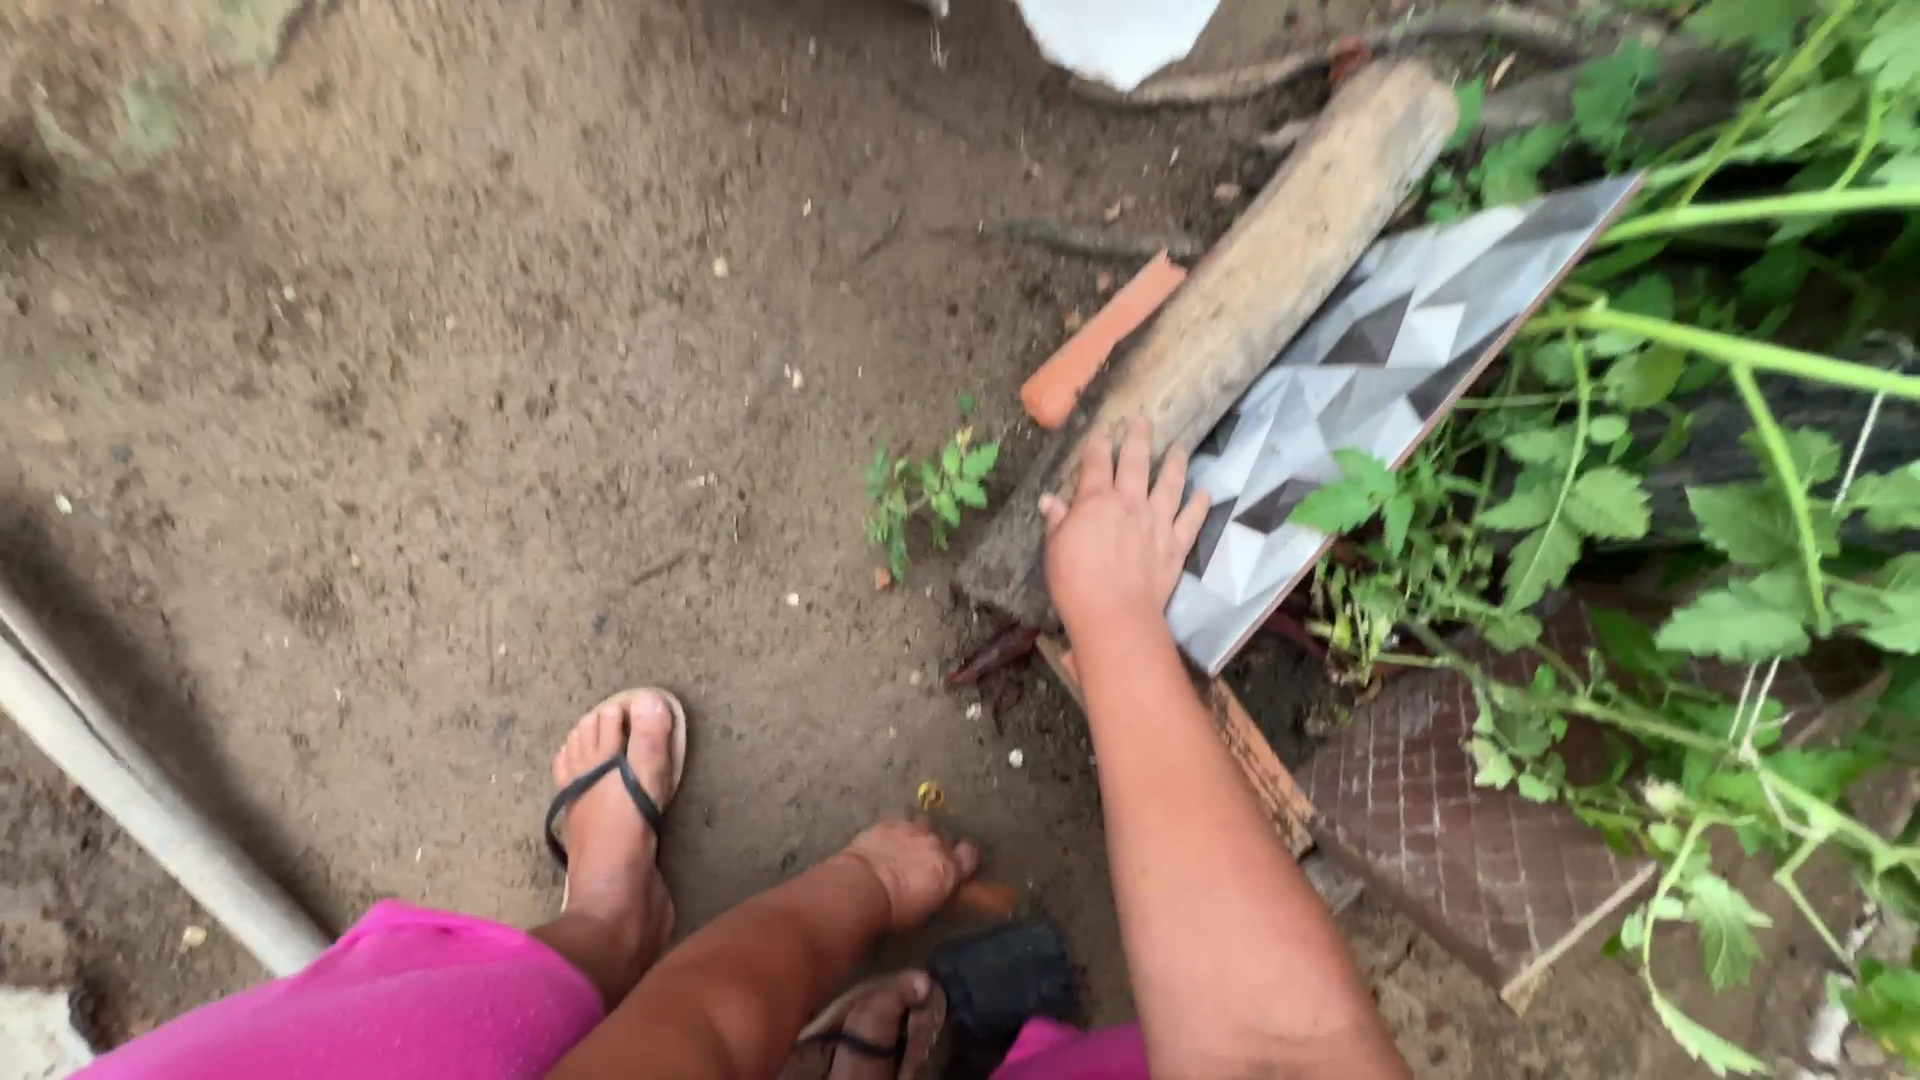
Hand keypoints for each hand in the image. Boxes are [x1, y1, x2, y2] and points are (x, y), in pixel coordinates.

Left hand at [843, 819, 979, 929]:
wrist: (862, 887)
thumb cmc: (895, 912)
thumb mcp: (925, 910)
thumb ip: (938, 893)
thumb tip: (938, 891)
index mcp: (949, 868)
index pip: (970, 853)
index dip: (965, 856)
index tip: (959, 863)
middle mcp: (935, 843)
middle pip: (945, 837)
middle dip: (939, 846)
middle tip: (925, 861)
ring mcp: (911, 829)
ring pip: (923, 825)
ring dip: (918, 835)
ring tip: (905, 848)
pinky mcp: (888, 823)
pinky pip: (899, 823)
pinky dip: (895, 832)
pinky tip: (885, 843)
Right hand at [1040, 417, 1209, 640]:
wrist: (1115, 613)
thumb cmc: (1075, 582)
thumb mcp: (1055, 549)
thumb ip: (1057, 521)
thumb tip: (1050, 499)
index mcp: (1096, 502)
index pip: (1097, 464)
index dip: (1099, 444)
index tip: (1104, 428)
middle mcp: (1130, 504)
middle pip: (1137, 464)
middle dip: (1138, 439)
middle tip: (1143, 419)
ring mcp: (1157, 523)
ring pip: (1170, 485)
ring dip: (1175, 464)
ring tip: (1180, 448)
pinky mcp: (1176, 546)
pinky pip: (1191, 520)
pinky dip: (1199, 504)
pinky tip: (1205, 491)